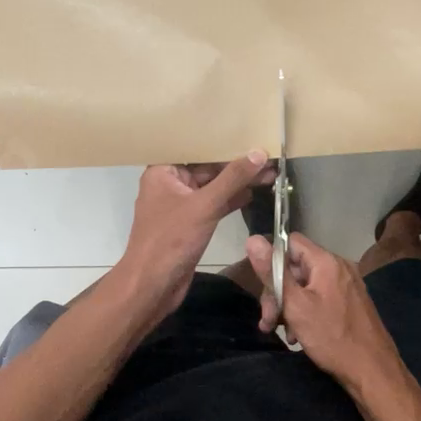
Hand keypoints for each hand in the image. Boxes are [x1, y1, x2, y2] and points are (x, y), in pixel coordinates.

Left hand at [119, 156, 272, 321]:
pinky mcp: (190, 224)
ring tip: (268, 173)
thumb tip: (259, 153)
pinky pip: (213, 205)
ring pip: (212, 187)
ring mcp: (180, 206)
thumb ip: (232, 179)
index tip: (250, 134)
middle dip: (236, 164)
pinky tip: (253, 193)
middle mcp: (169, 184)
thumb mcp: (205, 205)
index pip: (196, 149)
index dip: (223, 142)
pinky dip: (231, 200)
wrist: (152, 285)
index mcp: (163, 172)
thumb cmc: (171, 240)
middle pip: (206, 167)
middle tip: (267, 158)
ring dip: (237, 182)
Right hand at [246, 233, 405, 394]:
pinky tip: (298, 336)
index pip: (291, 243)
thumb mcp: (296, 305)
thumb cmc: (332, 337)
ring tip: (282, 333)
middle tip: (268, 322)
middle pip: (297, 267)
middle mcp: (339, 267)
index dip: (272, 261)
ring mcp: (347, 284)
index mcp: (327, 262)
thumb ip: (273, 273)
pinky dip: (306, 312)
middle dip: (277, 293)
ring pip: (306, 286)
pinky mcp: (350, 302)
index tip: (263, 288)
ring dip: (289, 307)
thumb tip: (253, 239)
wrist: (372, 369)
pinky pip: (320, 297)